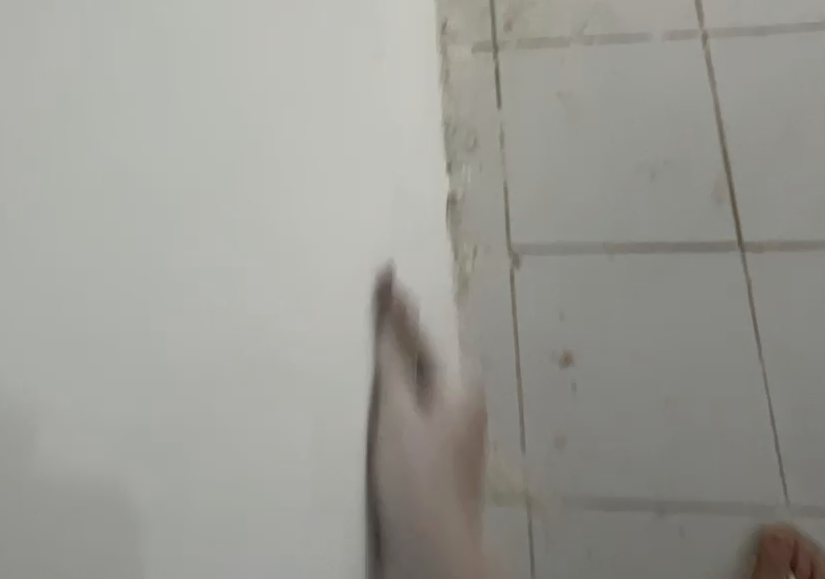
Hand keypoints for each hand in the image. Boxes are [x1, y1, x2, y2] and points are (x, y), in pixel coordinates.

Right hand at [367, 267, 492, 578]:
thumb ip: (392, 348)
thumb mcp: (398, 406)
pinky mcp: (436, 461)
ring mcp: (451, 437)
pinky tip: (370, 407)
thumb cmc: (415, 473)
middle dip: (397, 338)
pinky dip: (392, 401)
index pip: (421, 334)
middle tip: (366, 310)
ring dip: (393, 370)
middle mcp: (463, 406)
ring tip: (361, 351)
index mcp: (462, 386)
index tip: (382, 273)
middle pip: (423, 361)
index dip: (398, 308)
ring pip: (417, 389)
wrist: (430, 553)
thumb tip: (391, 287)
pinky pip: (412, 415)